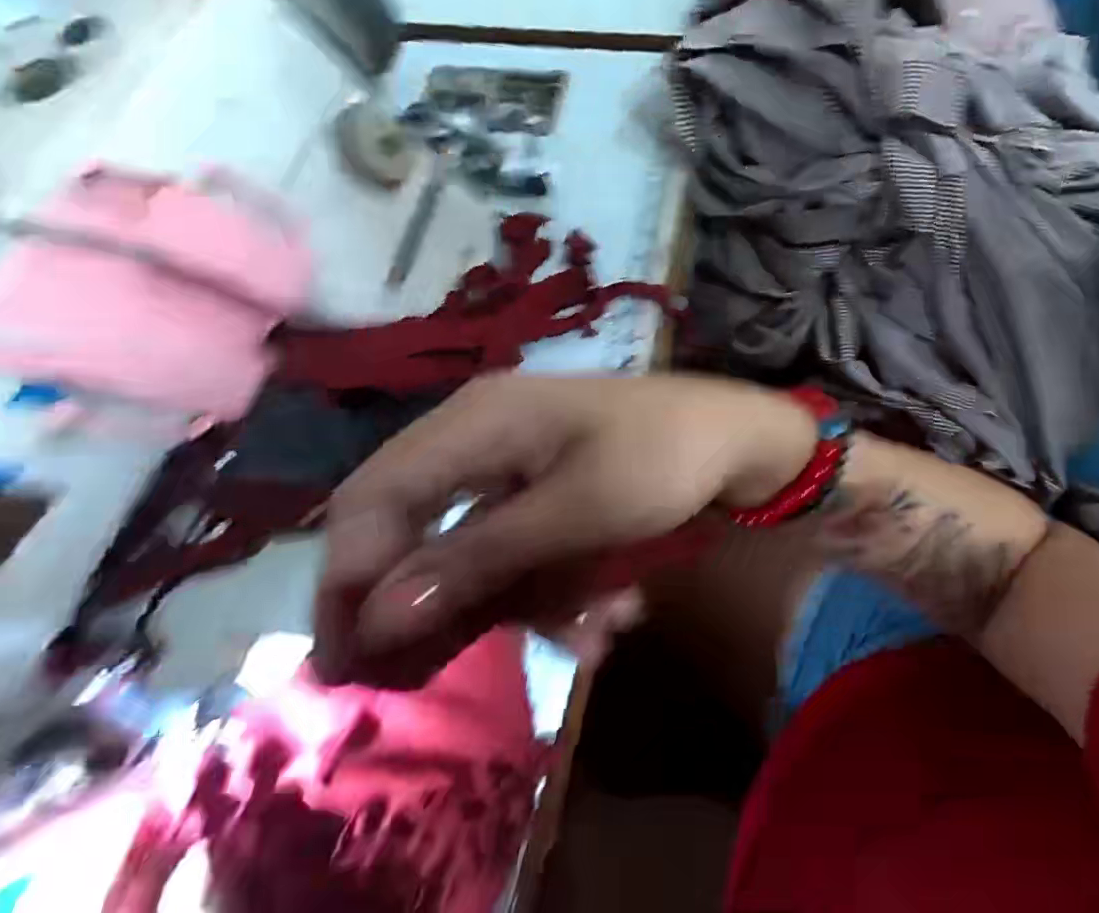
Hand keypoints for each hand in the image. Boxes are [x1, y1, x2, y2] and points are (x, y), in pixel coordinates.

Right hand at [312, 373, 816, 686]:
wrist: (747, 439)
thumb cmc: (666, 458)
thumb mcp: (575, 512)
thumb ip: (477, 559)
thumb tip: (374, 618)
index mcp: (476, 423)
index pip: (369, 500)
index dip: (350, 580)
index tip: (354, 658)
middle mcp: (486, 440)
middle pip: (421, 533)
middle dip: (444, 607)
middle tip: (437, 675)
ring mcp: (526, 469)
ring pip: (487, 554)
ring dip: (530, 605)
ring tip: (592, 637)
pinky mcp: (560, 494)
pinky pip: (536, 549)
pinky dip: (565, 588)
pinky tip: (616, 617)